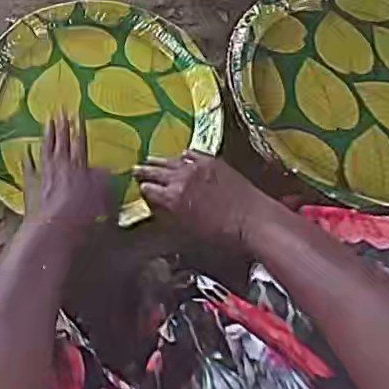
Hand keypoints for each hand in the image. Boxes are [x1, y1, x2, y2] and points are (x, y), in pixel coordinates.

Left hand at [27, 114, 111, 240]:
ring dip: (47, 134)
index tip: (77, 114)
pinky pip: (28, 166)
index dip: (79, 128)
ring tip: (47, 120)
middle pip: (62, 140)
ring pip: (46, 148)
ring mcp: (44, 172)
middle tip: (61, 109)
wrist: (52, 231)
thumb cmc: (82, 219)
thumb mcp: (102, 201)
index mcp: (80, 167)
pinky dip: (27, 157)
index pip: (80, 142)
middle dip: (62, 124)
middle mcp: (61, 165)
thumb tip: (105, 170)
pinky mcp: (30, 184)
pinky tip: (25, 150)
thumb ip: (103, 183)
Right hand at [133, 152, 280, 250]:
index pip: (151, 190)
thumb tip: (164, 206)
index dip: (143, 190)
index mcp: (174, 198)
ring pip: (173, 160)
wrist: (253, 219)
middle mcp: (182, 178)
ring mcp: (198, 167)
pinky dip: (185, 156)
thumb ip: (174, 215)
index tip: (139, 188)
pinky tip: (182, 154)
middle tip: (135, 168)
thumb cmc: (224, 235)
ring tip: (151, 159)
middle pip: (157, 172)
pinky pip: (193, 154)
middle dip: (145, 171)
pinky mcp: (213, 161)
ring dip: (160, 160)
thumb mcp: (191, 230)